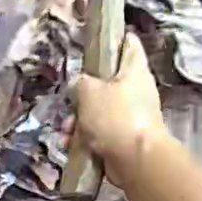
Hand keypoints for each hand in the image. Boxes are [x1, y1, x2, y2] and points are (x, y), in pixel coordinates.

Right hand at [74, 34, 166, 181]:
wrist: (135, 160)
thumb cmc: (115, 117)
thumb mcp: (88, 91)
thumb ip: (79, 83)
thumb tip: (77, 86)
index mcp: (134, 69)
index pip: (128, 43)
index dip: (113, 39)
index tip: (95, 44)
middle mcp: (136, 90)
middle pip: (105, 82)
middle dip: (82, 94)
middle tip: (69, 102)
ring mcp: (131, 116)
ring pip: (98, 111)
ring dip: (78, 121)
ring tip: (66, 131)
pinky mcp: (123, 139)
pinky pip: (99, 133)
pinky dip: (84, 138)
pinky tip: (70, 145)